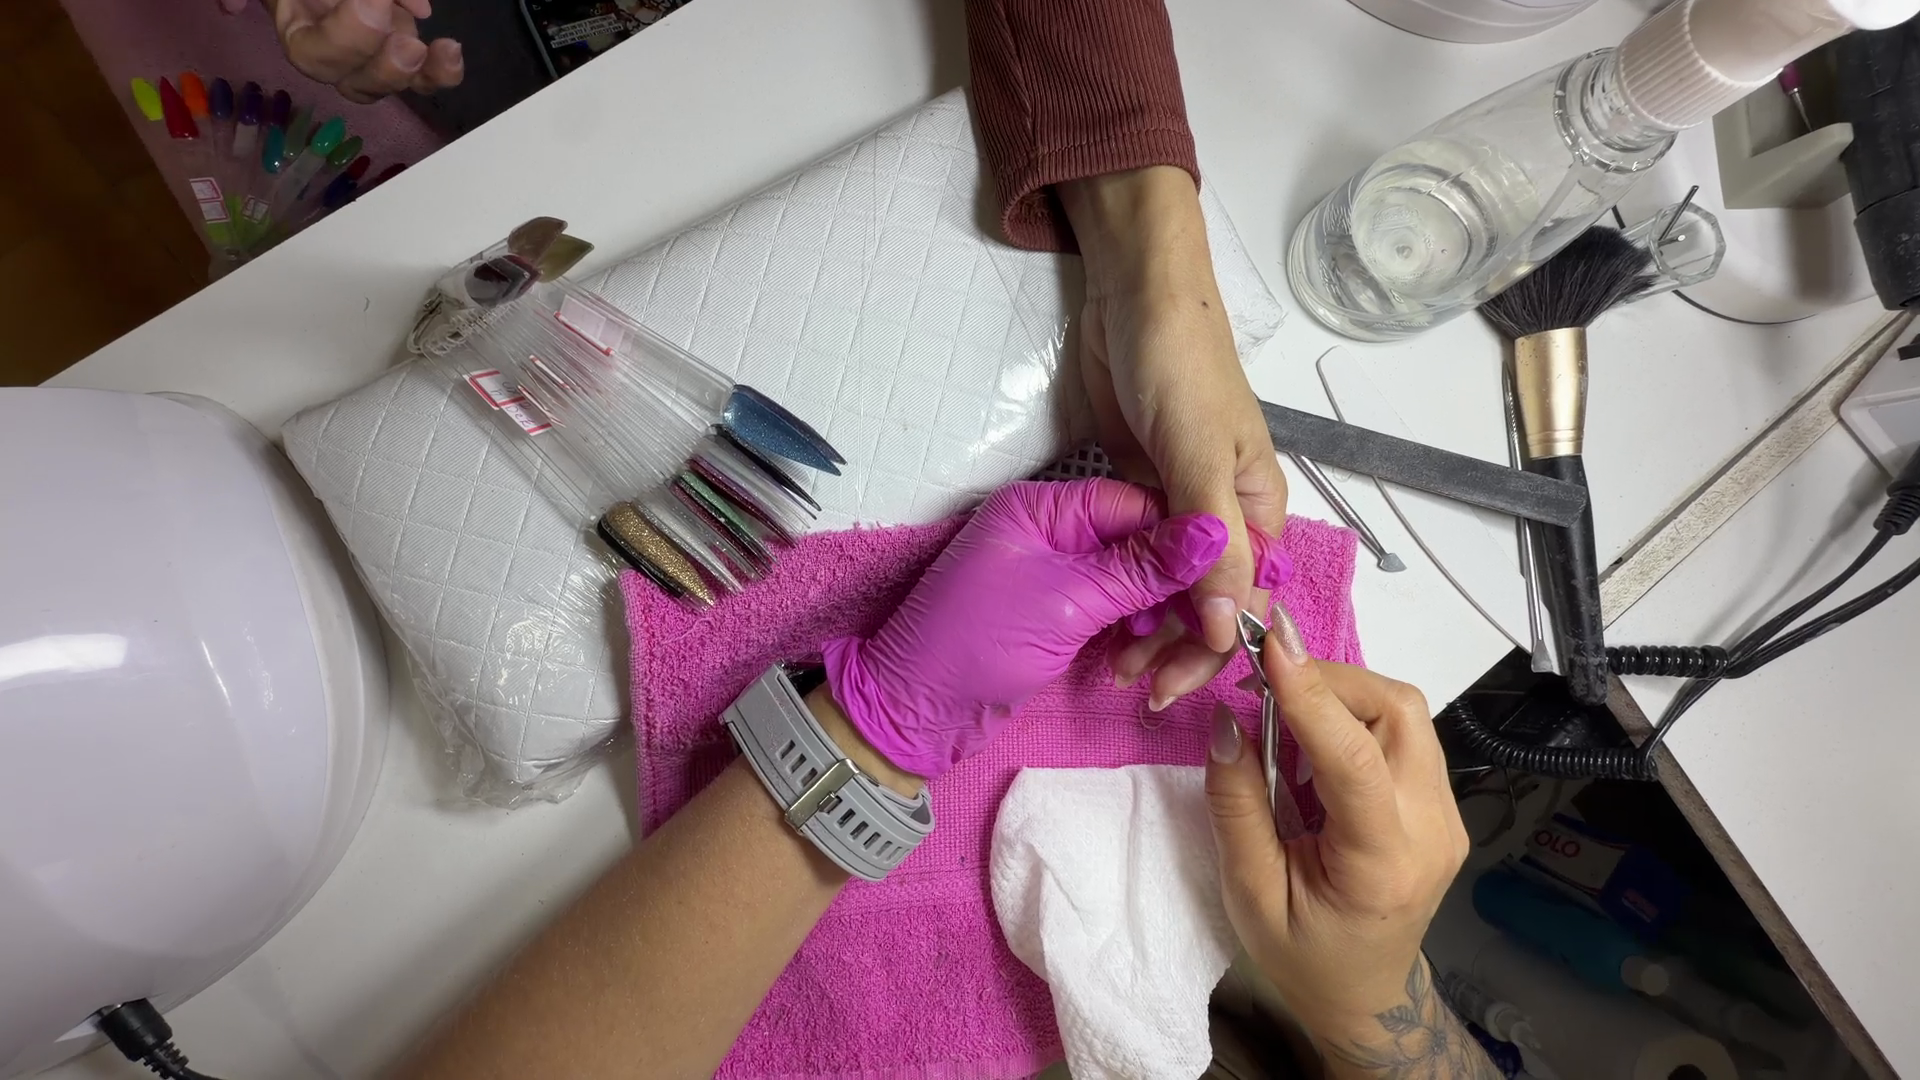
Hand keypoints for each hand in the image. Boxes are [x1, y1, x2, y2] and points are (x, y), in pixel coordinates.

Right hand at [219, 0, 464, 102]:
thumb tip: (229, 6)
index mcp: (296, 30)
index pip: (314, 55)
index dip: (346, 38)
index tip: (373, 3)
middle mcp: (336, 54)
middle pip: (357, 83)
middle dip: (383, 64)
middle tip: (406, 37)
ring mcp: (376, 58)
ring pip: (397, 87)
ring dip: (420, 74)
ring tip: (438, 46)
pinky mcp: (408, 55)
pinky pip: (430, 78)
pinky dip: (444, 70)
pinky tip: (451, 49)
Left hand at [824, 478, 1260, 779]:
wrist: (919, 708)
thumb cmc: (977, 644)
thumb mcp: (1066, 602)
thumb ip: (1141, 569)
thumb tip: (1213, 535)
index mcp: (1045, 507)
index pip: (1138, 505)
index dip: (1185, 541)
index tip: (1224, 580)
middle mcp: (1053, 530)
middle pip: (1140, 544)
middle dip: (1172, 589)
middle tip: (1196, 633)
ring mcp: (1056, 571)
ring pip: (1131, 582)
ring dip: (1154, 619)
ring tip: (1156, 661)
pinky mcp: (1058, 609)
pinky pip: (1112, 610)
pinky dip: (1132, 635)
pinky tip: (1141, 663)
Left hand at [1060, 166, 1287, 710]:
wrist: (1133, 298)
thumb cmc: (1180, 368)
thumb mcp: (1199, 458)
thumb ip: (1212, 545)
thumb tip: (1226, 630)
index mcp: (1254, 509)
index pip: (1241, 599)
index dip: (1210, 646)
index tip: (1173, 686)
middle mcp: (1219, 514)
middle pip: (1202, 598)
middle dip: (1173, 644)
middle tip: (1131, 682)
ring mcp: (1172, 503)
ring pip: (1164, 581)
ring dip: (1143, 622)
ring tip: (1111, 662)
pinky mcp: (1133, 489)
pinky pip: (1131, 552)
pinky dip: (1120, 584)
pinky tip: (1100, 615)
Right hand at [1204, 605, 1474, 1072]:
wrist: (1367, 994)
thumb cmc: (1302, 952)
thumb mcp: (1248, 889)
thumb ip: (1235, 804)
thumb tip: (1225, 722)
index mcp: (1383, 863)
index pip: (1356, 760)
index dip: (1312, 696)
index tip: (1270, 646)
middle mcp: (1432, 827)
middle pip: (1398, 713)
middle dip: (1329, 679)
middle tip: (1264, 680)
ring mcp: (1443, 811)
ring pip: (1403, 711)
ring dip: (1338, 690)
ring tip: (1279, 704)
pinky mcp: (1435, 799)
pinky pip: (1397, 728)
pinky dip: (1347, 710)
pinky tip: (1306, 733)